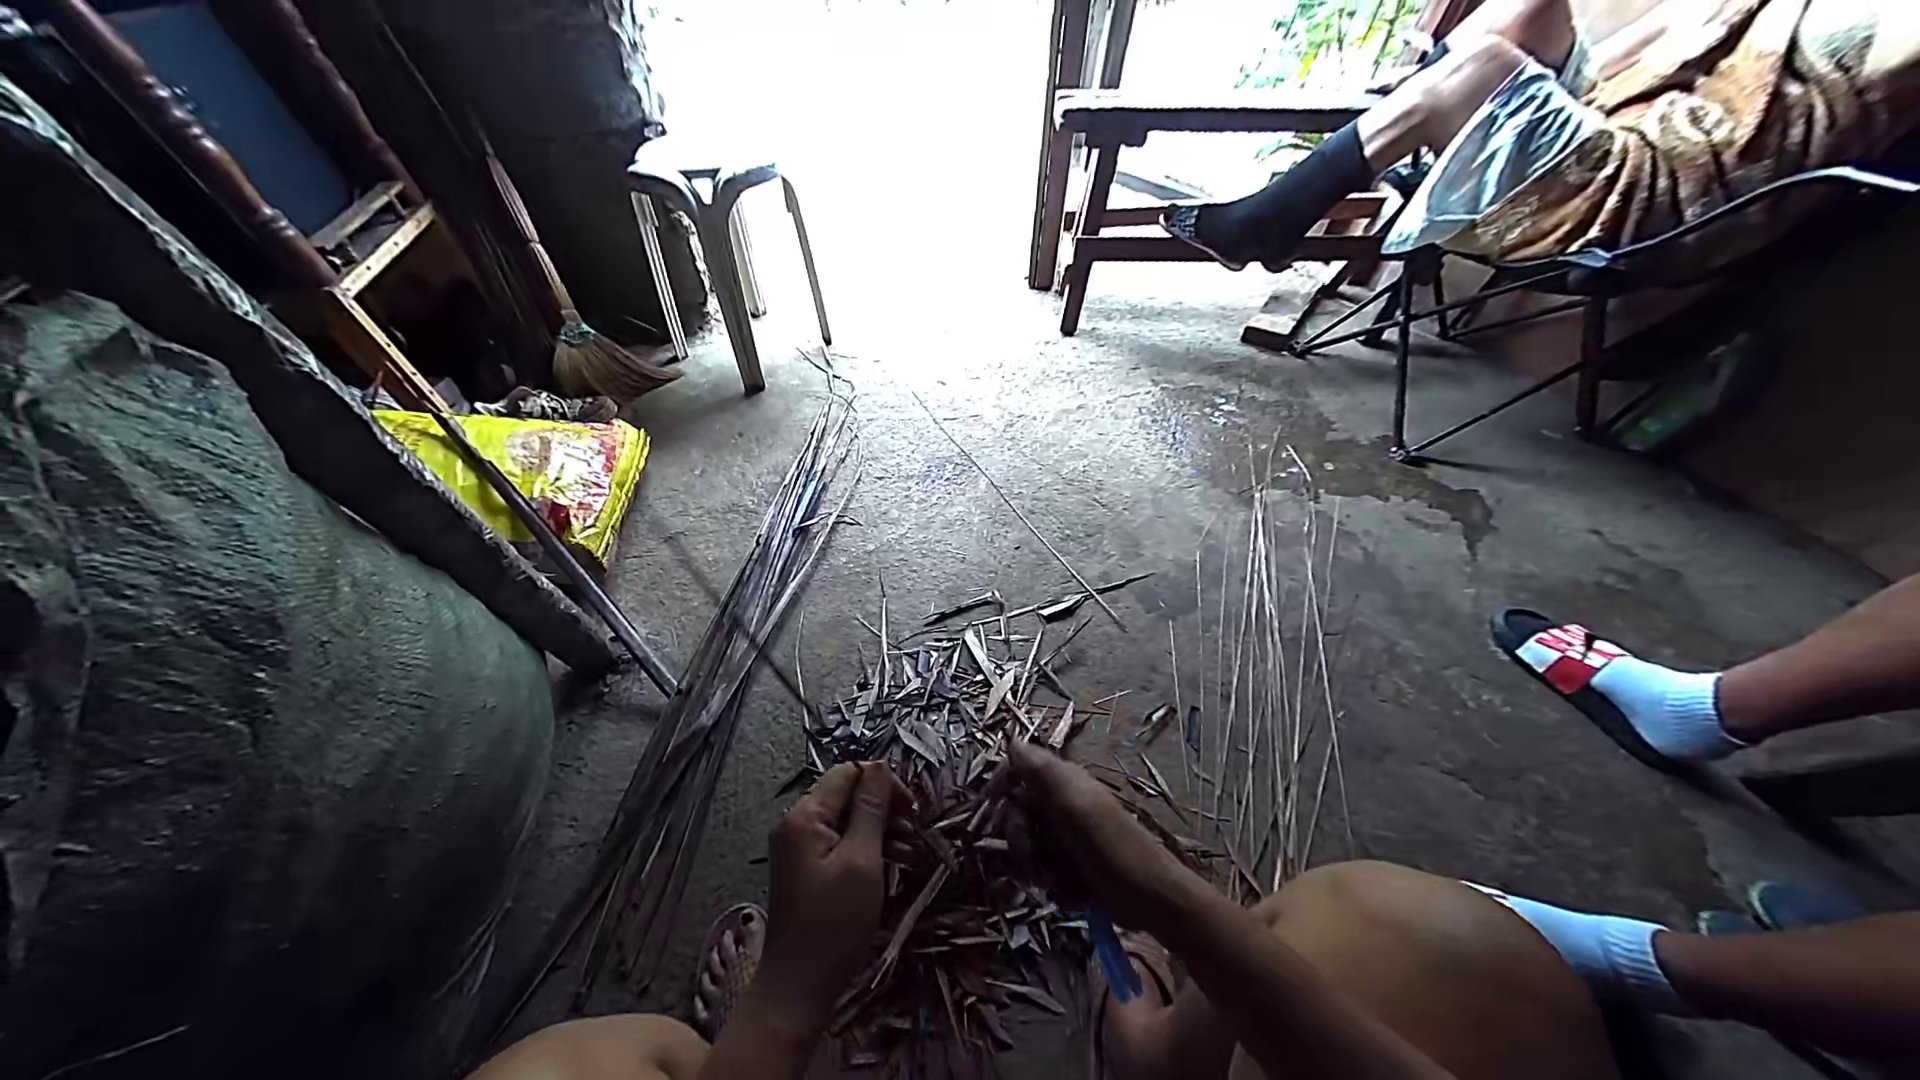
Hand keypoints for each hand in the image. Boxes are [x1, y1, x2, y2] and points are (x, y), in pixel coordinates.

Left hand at [757, 762, 912, 1027]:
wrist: (798, 989)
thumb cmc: (834, 925)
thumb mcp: (862, 861)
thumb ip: (871, 809)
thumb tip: (879, 765)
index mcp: (804, 816)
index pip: (848, 773)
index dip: (882, 783)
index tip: (910, 810)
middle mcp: (795, 823)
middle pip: (846, 793)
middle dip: (881, 806)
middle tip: (911, 832)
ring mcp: (797, 846)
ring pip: (845, 817)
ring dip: (876, 827)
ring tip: (903, 852)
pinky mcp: (804, 866)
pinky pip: (838, 839)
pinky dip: (863, 845)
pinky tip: (883, 864)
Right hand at [991, 742, 1197, 932]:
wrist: (1154, 901)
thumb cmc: (1115, 849)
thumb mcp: (1076, 806)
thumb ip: (1043, 773)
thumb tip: (1013, 741)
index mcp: (1064, 782)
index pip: (1021, 767)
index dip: (1002, 782)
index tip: (991, 804)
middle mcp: (1064, 805)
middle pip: (1018, 811)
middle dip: (1021, 838)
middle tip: (1035, 855)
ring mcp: (1069, 836)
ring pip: (1030, 845)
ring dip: (1038, 867)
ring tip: (1059, 880)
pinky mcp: (1074, 865)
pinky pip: (1047, 870)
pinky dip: (1057, 884)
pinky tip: (1074, 893)